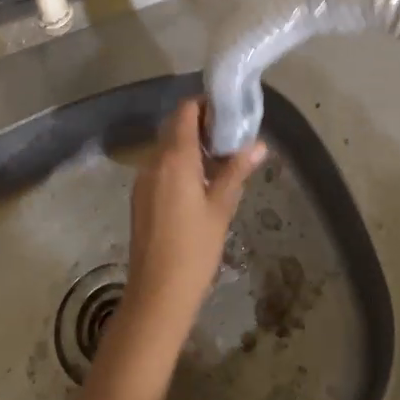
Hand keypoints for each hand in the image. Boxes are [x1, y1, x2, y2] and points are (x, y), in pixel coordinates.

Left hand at [80, 99, 266, 399]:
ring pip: (167, 147)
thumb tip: (258, 144)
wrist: (156, 294)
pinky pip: (161, 167)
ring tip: (221, 161)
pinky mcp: (140, 197)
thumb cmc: (194, 249)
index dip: (205, 105)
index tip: (229, 112)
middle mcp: (154, 161)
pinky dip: (179, 164)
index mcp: (175, 157)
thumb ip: (236, 171)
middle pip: (175, 126)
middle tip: (230, 136)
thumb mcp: (221, 208)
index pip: (185, 111)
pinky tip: (200, 184)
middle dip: (201, 125)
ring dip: (190, 145)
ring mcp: (143, 179)